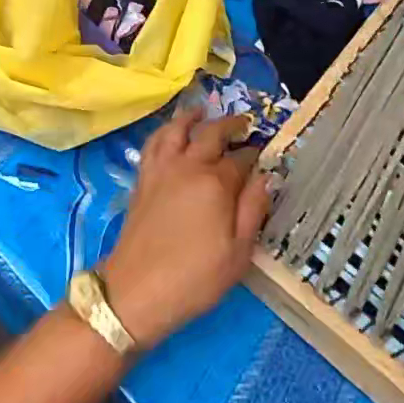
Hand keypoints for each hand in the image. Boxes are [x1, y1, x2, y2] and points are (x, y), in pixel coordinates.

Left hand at [96, 107, 270, 347]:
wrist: (136, 290)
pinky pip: (154, 142)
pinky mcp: (143, 178)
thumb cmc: (194, 277)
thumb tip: (267, 177)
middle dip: (231, 125)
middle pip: (211, 134)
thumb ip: (254, 210)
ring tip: (203, 111)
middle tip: (244, 124)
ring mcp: (162, 169)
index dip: (255, 155)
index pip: (242, 159)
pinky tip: (170, 132)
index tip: (264, 157)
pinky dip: (165, 130)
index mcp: (217, 183)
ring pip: (177, 130)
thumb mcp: (238, 253)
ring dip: (193, 117)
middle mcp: (189, 166)